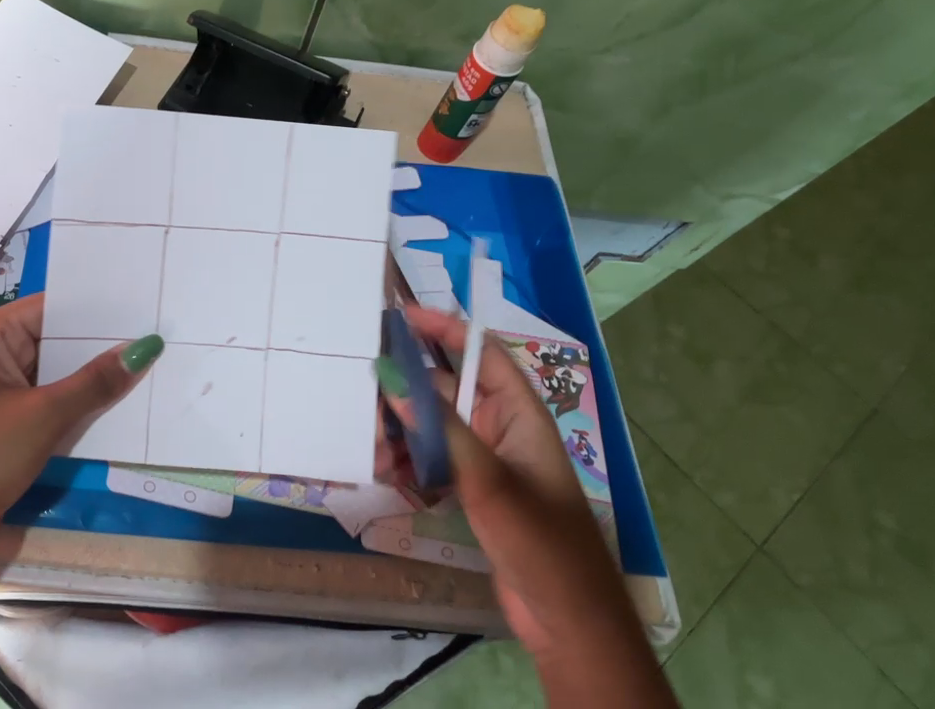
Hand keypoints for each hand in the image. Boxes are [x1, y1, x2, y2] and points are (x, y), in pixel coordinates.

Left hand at [0, 294, 160, 574]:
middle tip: (167, 336)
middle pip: (61, 339)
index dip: (103, 307)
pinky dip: (83, 405)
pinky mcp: (9, 423)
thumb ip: (96, 381)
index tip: (152, 304)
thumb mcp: (43, 417)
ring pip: (61, 374)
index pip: (57, 306)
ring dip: (98, 378)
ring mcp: (1, 390)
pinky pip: (54, 402)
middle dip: (106, 344)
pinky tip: (127, 403)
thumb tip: (146, 345)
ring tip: (160, 364)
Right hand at [384, 307, 654, 681]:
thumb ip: (439, 428)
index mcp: (519, 413)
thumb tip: (393, 380)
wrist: (568, 620)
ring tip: (374, 449)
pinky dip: (410, 464)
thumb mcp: (488, 480)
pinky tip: (390, 477)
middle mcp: (501, 428)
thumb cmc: (540, 541)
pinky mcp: (472, 491)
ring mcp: (485, 460)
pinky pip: (432, 461)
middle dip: (407, 392)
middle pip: (446, 390)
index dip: (445, 329)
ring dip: (402, 434)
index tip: (401, 316)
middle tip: (366, 394)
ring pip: (433, 428)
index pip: (481, 352)